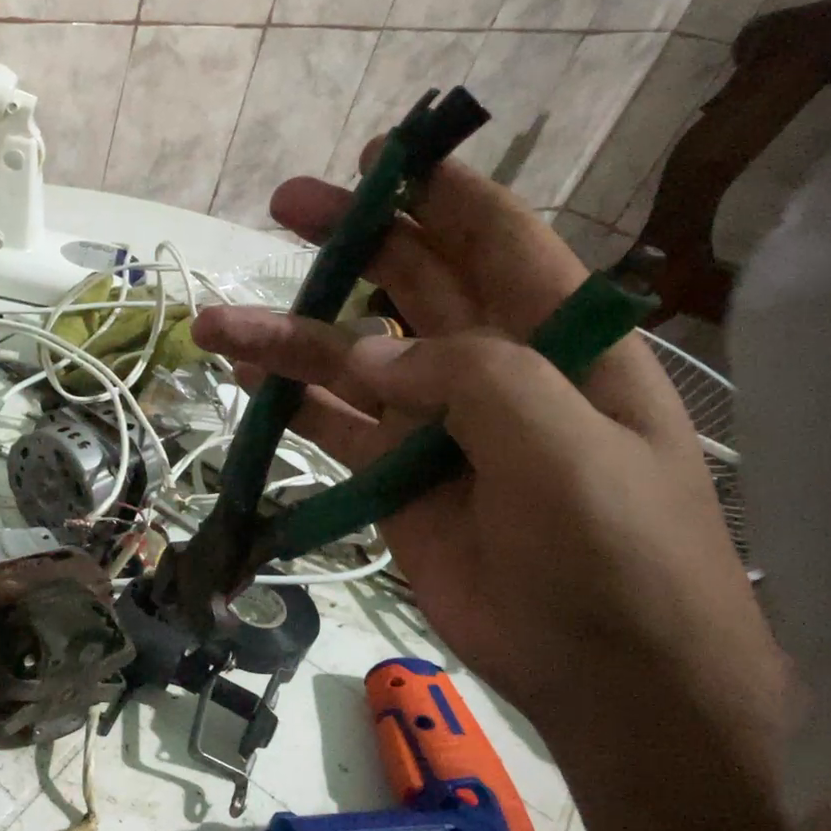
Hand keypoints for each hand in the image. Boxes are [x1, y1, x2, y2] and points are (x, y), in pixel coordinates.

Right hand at [191, 148, 778, 722]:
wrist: (607, 674)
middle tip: (284, 205)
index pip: (498, 240)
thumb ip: (469, 378)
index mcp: (559, 342)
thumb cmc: (615, 551)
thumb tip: (364, 355)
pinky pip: (331, 423)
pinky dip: (287, 400)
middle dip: (351, 241)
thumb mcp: (563, 446)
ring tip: (215, 321)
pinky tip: (242, 377)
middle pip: (412, 282)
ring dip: (287, 334)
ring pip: (351, 357)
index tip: (377, 155)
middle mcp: (493, 368)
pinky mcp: (391, 477)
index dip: (439, 191)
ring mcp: (436, 424)